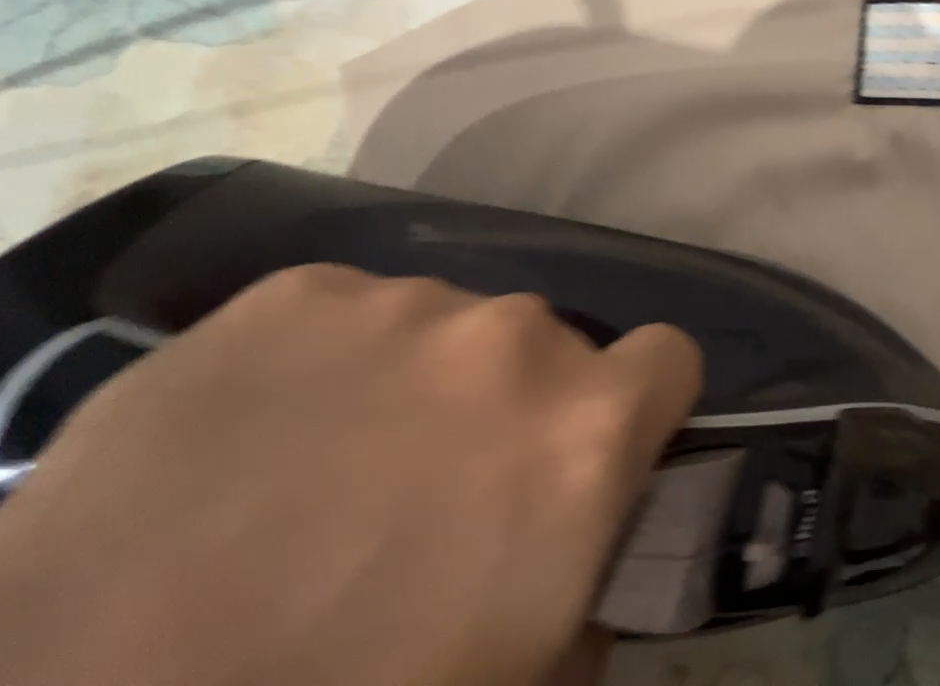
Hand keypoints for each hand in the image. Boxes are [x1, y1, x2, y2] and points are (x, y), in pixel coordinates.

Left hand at [0, 264, 701, 685]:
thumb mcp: (529, 667)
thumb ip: (595, 580)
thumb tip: (592, 539)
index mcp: (586, 427)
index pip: (671, 357)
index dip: (645, 403)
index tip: (603, 444)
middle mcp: (512, 339)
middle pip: (552, 345)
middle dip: (519, 404)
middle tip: (444, 481)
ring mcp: (400, 304)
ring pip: (452, 324)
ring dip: (427, 377)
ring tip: (338, 458)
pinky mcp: (294, 292)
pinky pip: (354, 310)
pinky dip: (337, 358)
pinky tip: (268, 429)